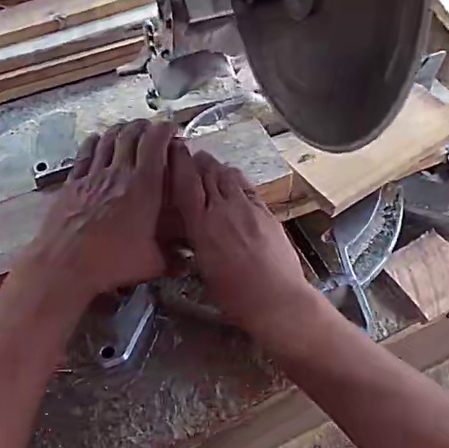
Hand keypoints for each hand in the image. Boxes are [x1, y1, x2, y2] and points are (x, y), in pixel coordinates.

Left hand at [15, 120, 172, 309]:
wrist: (65, 265)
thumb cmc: (112, 263)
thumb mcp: (152, 263)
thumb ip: (173, 259)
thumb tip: (188, 263)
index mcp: (144, 187)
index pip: (155, 143)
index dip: (164, 129)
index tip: (172, 128)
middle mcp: (118, 174)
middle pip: (131, 134)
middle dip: (144, 126)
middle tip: (152, 128)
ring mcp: (93, 176)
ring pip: (107, 140)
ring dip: (120, 130)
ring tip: (129, 130)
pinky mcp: (72, 184)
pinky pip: (85, 154)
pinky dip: (94, 142)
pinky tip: (97, 139)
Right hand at [167, 140, 322, 336]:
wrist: (276, 298)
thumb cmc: (236, 295)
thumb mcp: (205, 269)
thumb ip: (198, 243)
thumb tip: (194, 232)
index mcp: (202, 226)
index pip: (186, 183)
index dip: (178, 162)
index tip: (172, 149)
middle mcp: (223, 210)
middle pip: (208, 173)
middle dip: (197, 161)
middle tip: (189, 155)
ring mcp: (247, 208)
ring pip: (229, 176)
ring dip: (217, 168)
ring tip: (210, 167)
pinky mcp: (266, 212)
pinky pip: (247, 187)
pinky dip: (236, 180)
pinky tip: (234, 183)